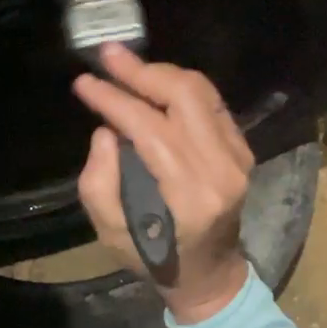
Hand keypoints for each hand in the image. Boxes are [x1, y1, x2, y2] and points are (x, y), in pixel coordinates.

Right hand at [72, 44, 253, 323]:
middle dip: (141, 71)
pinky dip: (180, 88)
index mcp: (191, 194)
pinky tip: (154, 84)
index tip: (84, 82)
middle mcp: (222, 168)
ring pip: (201, 92)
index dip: (115, 100)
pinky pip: (212, 103)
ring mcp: (238, 156)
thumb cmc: (155, 258)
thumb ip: (100, 183)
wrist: (210, 271)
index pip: (151, 129)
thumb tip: (106, 130)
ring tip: (126, 67)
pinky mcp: (242, 149)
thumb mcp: (112, 233)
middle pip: (184, 96)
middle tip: (107, 56)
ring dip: (161, 73)